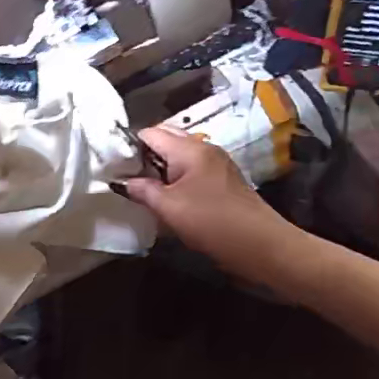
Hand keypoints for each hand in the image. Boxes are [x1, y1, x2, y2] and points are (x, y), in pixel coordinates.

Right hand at [121, 126, 287, 270]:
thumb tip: (125, 181)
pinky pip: (191, 169)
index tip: (115, 166)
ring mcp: (216, 164)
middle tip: (127, 177)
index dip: (129, 145)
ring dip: (160, 168)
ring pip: (178, 156)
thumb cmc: (213, 223)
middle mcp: (203, 148)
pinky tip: (168, 198)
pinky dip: (176, 178)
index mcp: (189, 149)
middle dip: (144, 155)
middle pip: (165, 139)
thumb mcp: (169, 209)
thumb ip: (143, 190)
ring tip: (144, 189)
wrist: (263, 246)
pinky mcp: (223, 180)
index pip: (150, 132)